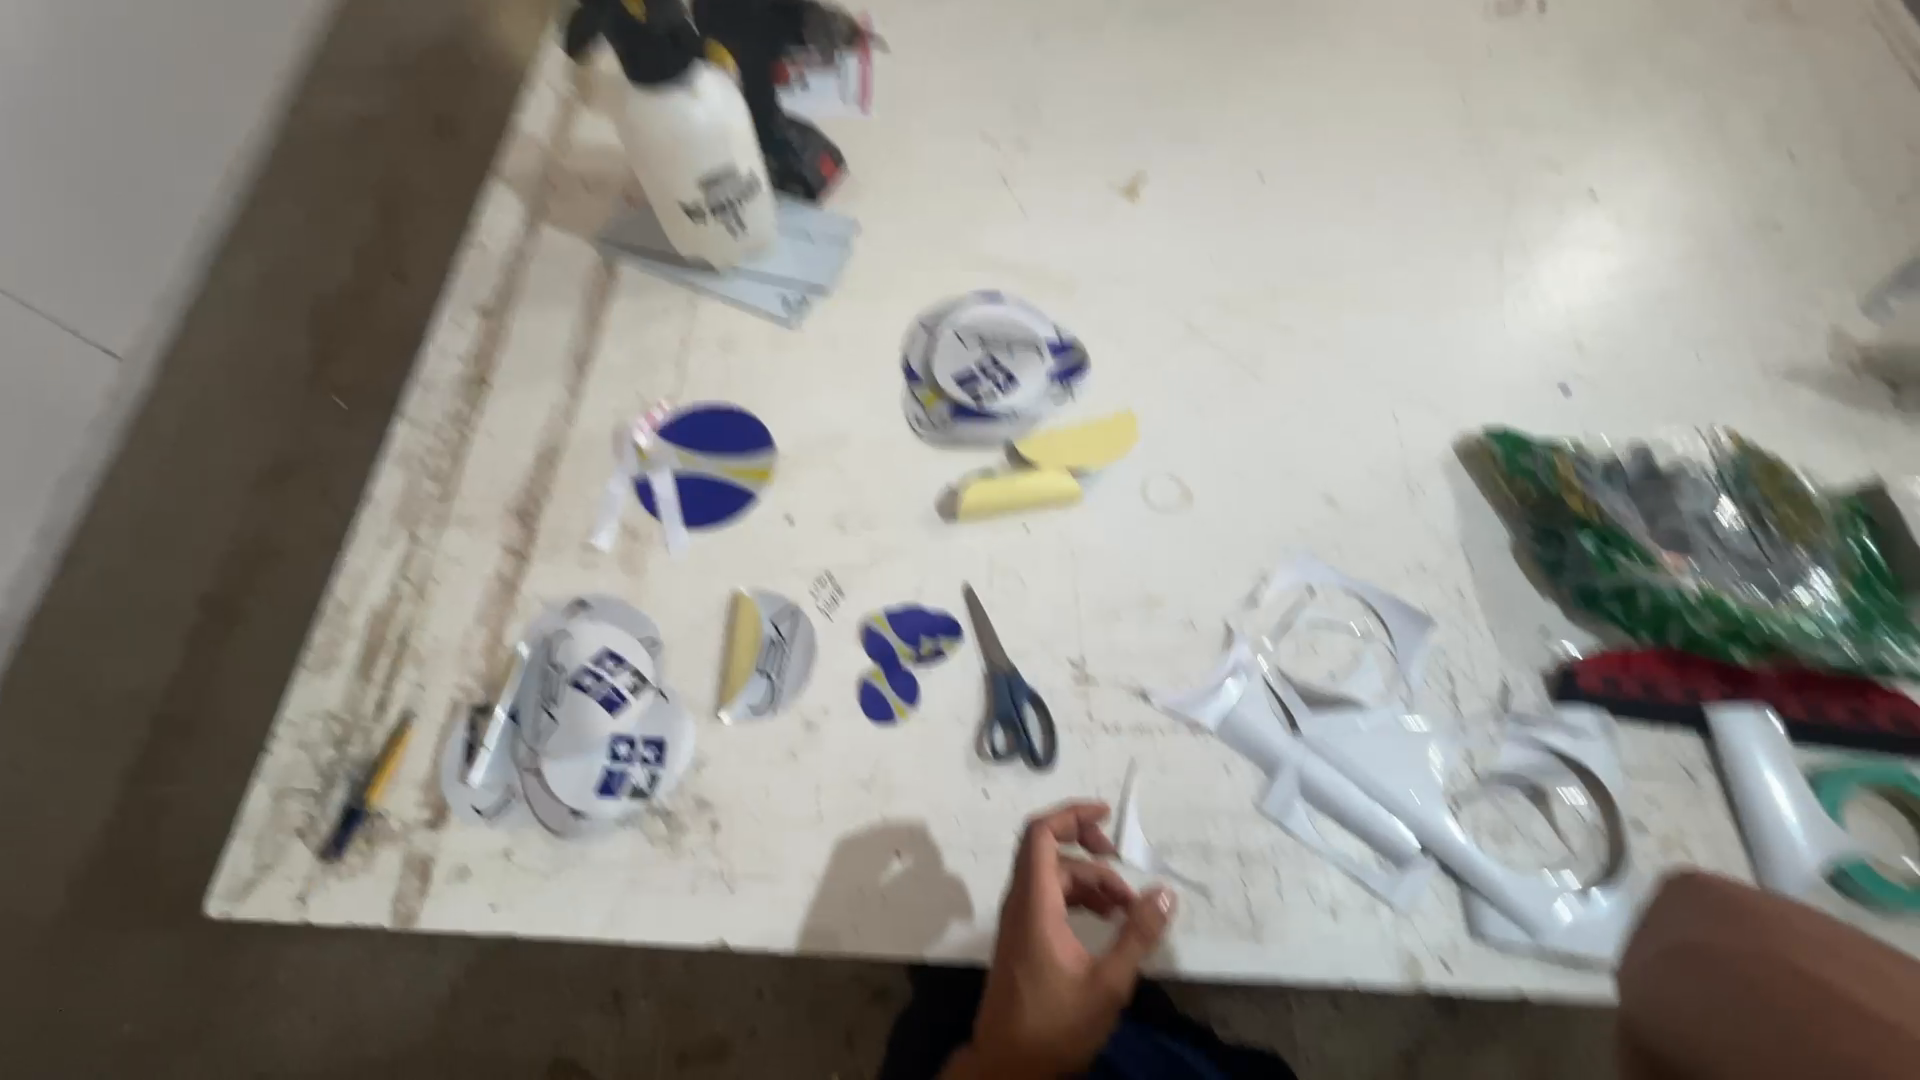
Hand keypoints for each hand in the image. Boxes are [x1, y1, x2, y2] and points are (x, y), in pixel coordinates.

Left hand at [946, 800, 1176, 1079]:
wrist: (1006, 1067)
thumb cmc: (1054, 1026)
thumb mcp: (1107, 984)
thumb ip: (1137, 934)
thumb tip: (1164, 891)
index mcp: (1034, 903)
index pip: (1041, 835)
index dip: (1071, 814)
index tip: (1105, 814)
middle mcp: (1020, 902)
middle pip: (1046, 849)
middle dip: (1086, 845)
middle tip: (1120, 863)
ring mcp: (1018, 919)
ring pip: (1051, 876)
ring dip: (1088, 880)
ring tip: (1124, 907)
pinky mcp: (1022, 936)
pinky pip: (1048, 897)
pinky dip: (1077, 898)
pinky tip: (1105, 920)